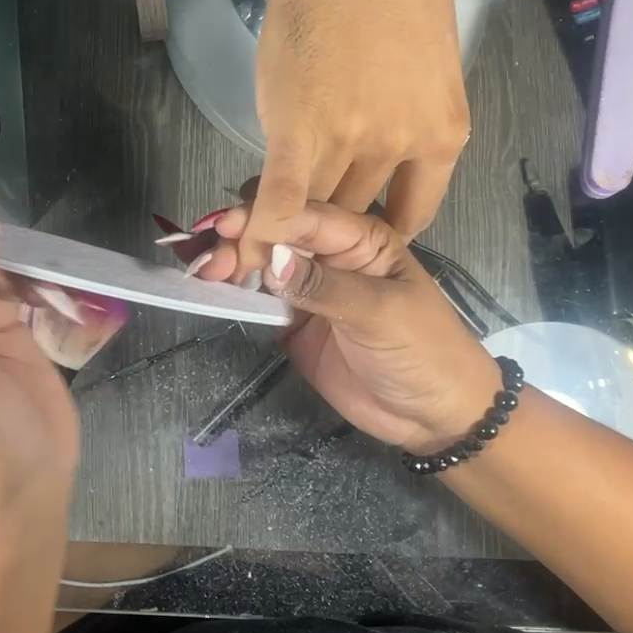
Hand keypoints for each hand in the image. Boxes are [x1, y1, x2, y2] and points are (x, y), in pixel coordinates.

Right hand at [200, 202, 498, 452]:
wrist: (433, 416)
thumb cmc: (423, 352)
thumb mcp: (380, 313)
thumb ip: (324, 285)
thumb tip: (271, 258)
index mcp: (360, 239)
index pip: (304, 216)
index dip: (265, 217)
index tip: (225, 226)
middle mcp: (331, 256)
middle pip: (276, 234)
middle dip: (240, 240)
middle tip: (207, 261)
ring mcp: (310, 290)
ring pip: (262, 265)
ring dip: (231, 263)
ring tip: (200, 273)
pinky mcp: (294, 324)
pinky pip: (260, 302)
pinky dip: (234, 294)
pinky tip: (209, 290)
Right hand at [242, 0, 468, 273]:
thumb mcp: (426, 67)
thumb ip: (399, 125)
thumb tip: (358, 156)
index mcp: (444, 135)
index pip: (410, 215)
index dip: (373, 235)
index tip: (347, 237)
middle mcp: (402, 148)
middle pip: (355, 214)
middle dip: (323, 237)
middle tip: (292, 245)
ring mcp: (352, 139)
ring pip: (315, 209)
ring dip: (287, 237)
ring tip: (256, 255)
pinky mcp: (300, 125)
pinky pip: (282, 191)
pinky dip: (265, 226)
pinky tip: (246, 254)